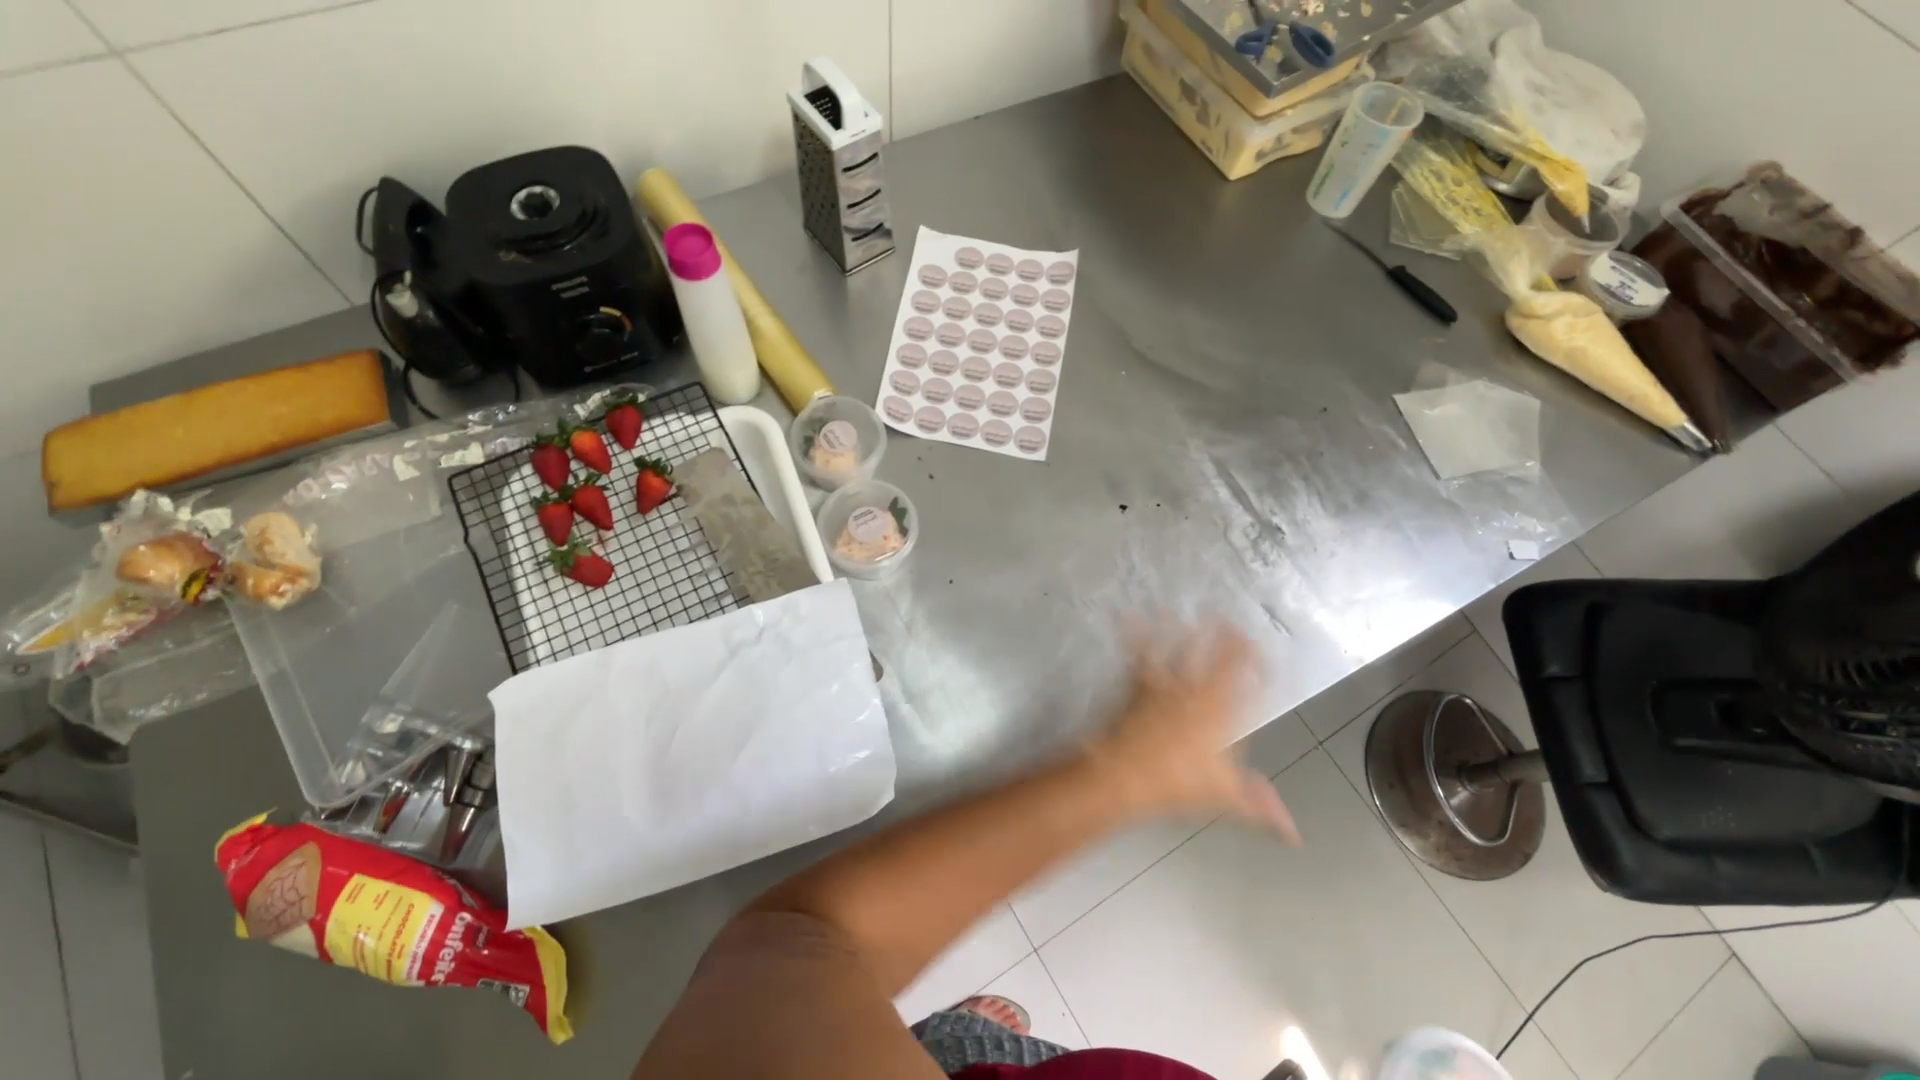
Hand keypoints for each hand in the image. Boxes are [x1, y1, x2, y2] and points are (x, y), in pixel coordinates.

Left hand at [1082, 624, 1300, 842]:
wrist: (1125, 773)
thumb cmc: (1176, 783)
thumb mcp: (1224, 797)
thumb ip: (1260, 805)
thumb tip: (1293, 832)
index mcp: (1224, 713)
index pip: (1252, 682)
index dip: (1262, 667)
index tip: (1268, 660)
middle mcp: (1198, 690)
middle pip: (1218, 655)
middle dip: (1226, 635)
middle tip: (1230, 621)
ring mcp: (1166, 682)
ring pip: (1179, 645)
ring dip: (1182, 626)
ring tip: (1183, 608)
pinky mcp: (1137, 681)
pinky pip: (1136, 650)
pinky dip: (1131, 630)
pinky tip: (1124, 614)